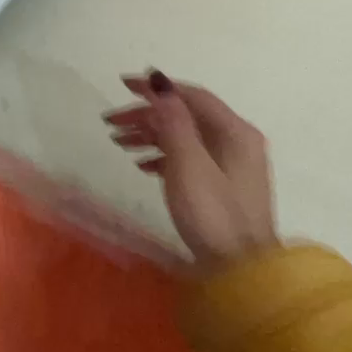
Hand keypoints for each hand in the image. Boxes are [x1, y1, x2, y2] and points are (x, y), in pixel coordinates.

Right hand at [104, 70, 279, 271]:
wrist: (241, 268)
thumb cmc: (213, 214)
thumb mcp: (188, 165)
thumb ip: (173, 123)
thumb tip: (159, 84)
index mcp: (234, 132)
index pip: (191, 97)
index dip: (156, 88)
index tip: (121, 85)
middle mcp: (236, 141)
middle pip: (185, 116)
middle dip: (146, 115)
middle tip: (110, 122)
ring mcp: (230, 164)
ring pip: (184, 136)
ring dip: (150, 134)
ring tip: (118, 143)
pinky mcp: (220, 184)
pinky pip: (186, 157)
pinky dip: (161, 155)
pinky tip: (141, 165)